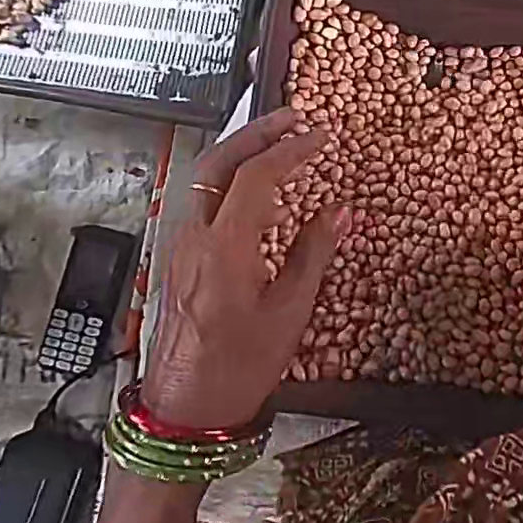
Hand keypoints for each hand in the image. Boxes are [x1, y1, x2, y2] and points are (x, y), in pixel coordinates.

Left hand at [142, 108, 348, 429]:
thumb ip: (314, 251)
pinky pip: (204, 203)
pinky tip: (261, 194)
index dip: (290, 151)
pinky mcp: (181, 256)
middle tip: (292, 117)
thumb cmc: (243, 363)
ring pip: (205, 178)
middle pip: (218, 162)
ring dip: (242, 152)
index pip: (256, 178)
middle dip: (256, 132)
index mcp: (226, 249)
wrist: (188, 404)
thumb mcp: (291, 309)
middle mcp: (194, 238)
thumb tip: (341, 210)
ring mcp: (181, 245)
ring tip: (280, 143)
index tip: (319, 137)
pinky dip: (233, 181)